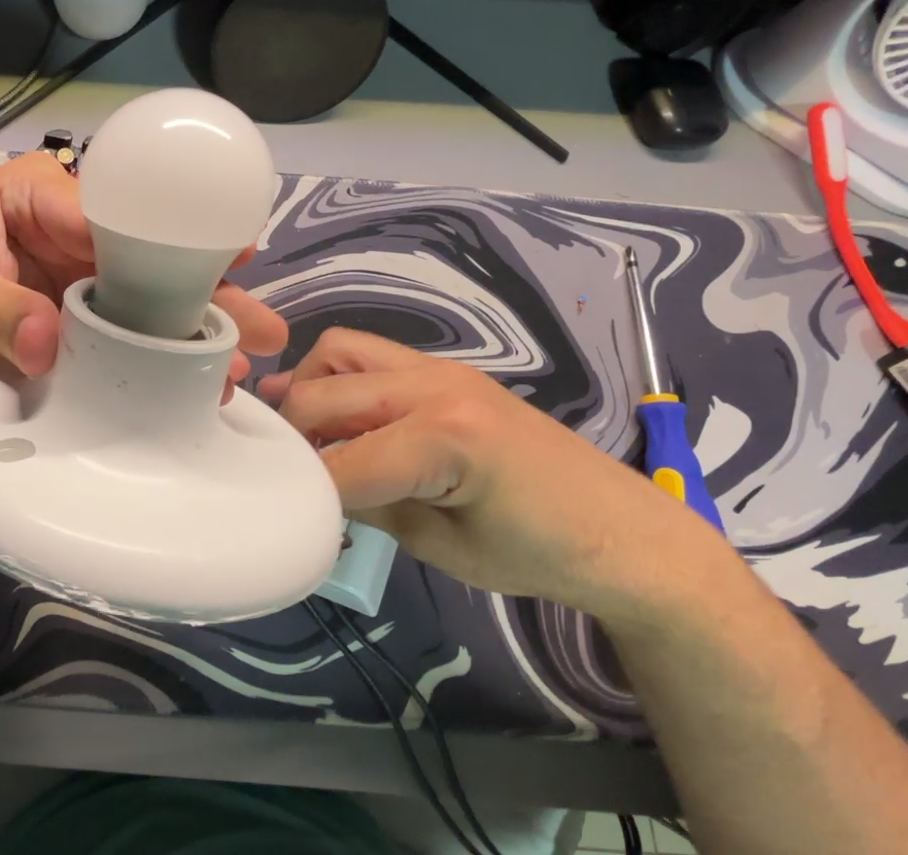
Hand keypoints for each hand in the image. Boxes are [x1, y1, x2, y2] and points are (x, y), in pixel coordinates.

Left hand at [0, 152, 286, 412]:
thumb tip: (49, 340)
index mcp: (36, 196)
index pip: (108, 208)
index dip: (165, 232)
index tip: (223, 257)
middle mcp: (72, 233)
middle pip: (148, 254)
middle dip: (204, 287)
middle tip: (260, 323)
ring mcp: (86, 283)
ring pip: (154, 298)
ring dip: (199, 329)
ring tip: (246, 363)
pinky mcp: (89, 328)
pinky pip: (137, 337)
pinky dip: (169, 360)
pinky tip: (206, 385)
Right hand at [261, 329, 725, 623]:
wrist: (625, 532)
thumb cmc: (539, 554)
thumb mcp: (438, 545)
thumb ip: (368, 503)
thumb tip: (314, 484)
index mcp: (442, 437)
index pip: (336, 461)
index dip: (302, 491)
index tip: (282, 512)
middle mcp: (433, 385)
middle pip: (320, 395)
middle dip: (292, 437)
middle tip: (289, 478)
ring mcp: (440, 368)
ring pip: (336, 352)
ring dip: (310, 390)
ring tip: (312, 437)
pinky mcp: (446, 369)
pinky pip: (367, 354)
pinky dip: (338, 378)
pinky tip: (346, 419)